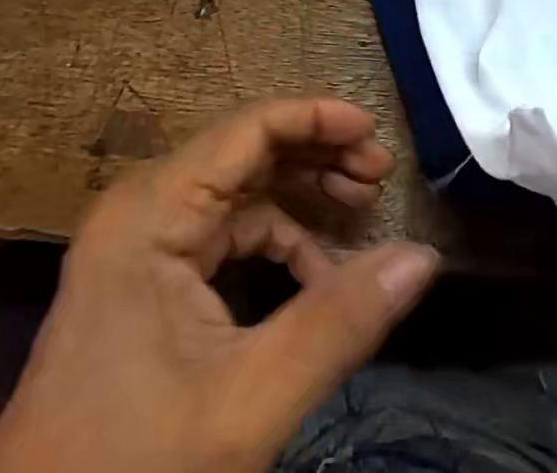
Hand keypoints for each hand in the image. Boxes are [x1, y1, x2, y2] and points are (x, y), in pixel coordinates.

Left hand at [0, 98, 440, 472]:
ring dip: (305, 193)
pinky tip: (319, 273)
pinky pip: (229, 230)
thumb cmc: (133, 466)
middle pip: (248, 150)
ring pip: (242, 188)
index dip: (318, 118)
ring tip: (361, 208)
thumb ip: (340, 323)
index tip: (375, 134)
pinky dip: (282, 237)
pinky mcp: (151, 275)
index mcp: (153, 215)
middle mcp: (144, 210)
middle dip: (319, 154)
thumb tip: (423, 258)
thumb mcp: (249, 399)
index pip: (249, 129)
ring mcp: (144, 242)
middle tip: (378, 176)